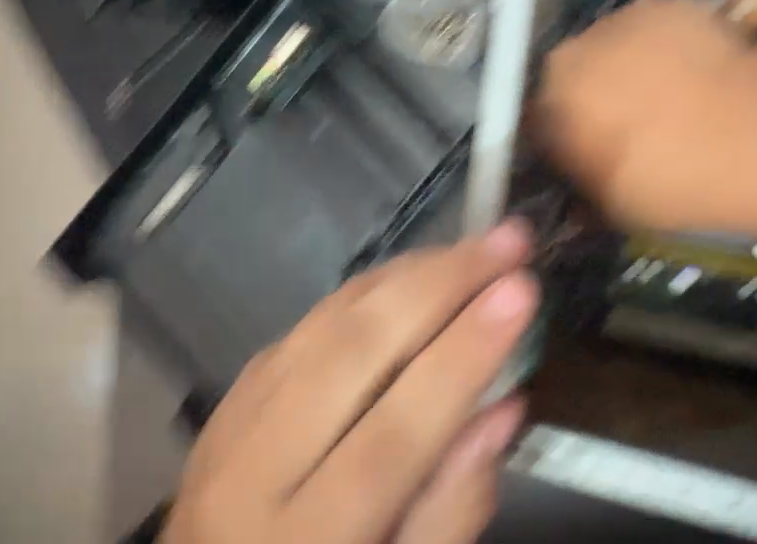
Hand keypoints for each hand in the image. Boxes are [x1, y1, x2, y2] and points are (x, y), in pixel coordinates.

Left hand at [168, 222, 537, 543]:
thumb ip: (453, 508)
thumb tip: (504, 405)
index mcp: (306, 538)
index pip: (391, 436)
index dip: (461, 358)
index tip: (521, 291)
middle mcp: (254, 470)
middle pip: (350, 354)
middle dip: (441, 285)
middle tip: (510, 242)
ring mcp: (235, 419)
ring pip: (329, 321)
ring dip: (413, 273)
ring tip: (480, 246)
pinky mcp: (237, 387)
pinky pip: (312, 319)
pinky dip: (376, 286)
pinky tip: (424, 270)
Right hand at [534, 0, 756, 227]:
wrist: (735, 133)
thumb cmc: (664, 181)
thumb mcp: (613, 205)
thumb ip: (589, 183)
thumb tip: (588, 184)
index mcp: (549, 105)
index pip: (544, 119)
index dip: (570, 135)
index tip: (593, 150)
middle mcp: (571, 54)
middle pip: (578, 71)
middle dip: (600, 90)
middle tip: (637, 123)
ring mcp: (619, 21)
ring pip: (617, 43)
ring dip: (635, 62)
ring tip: (675, 93)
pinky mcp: (666, 5)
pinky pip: (658, 26)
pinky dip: (673, 42)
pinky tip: (700, 69)